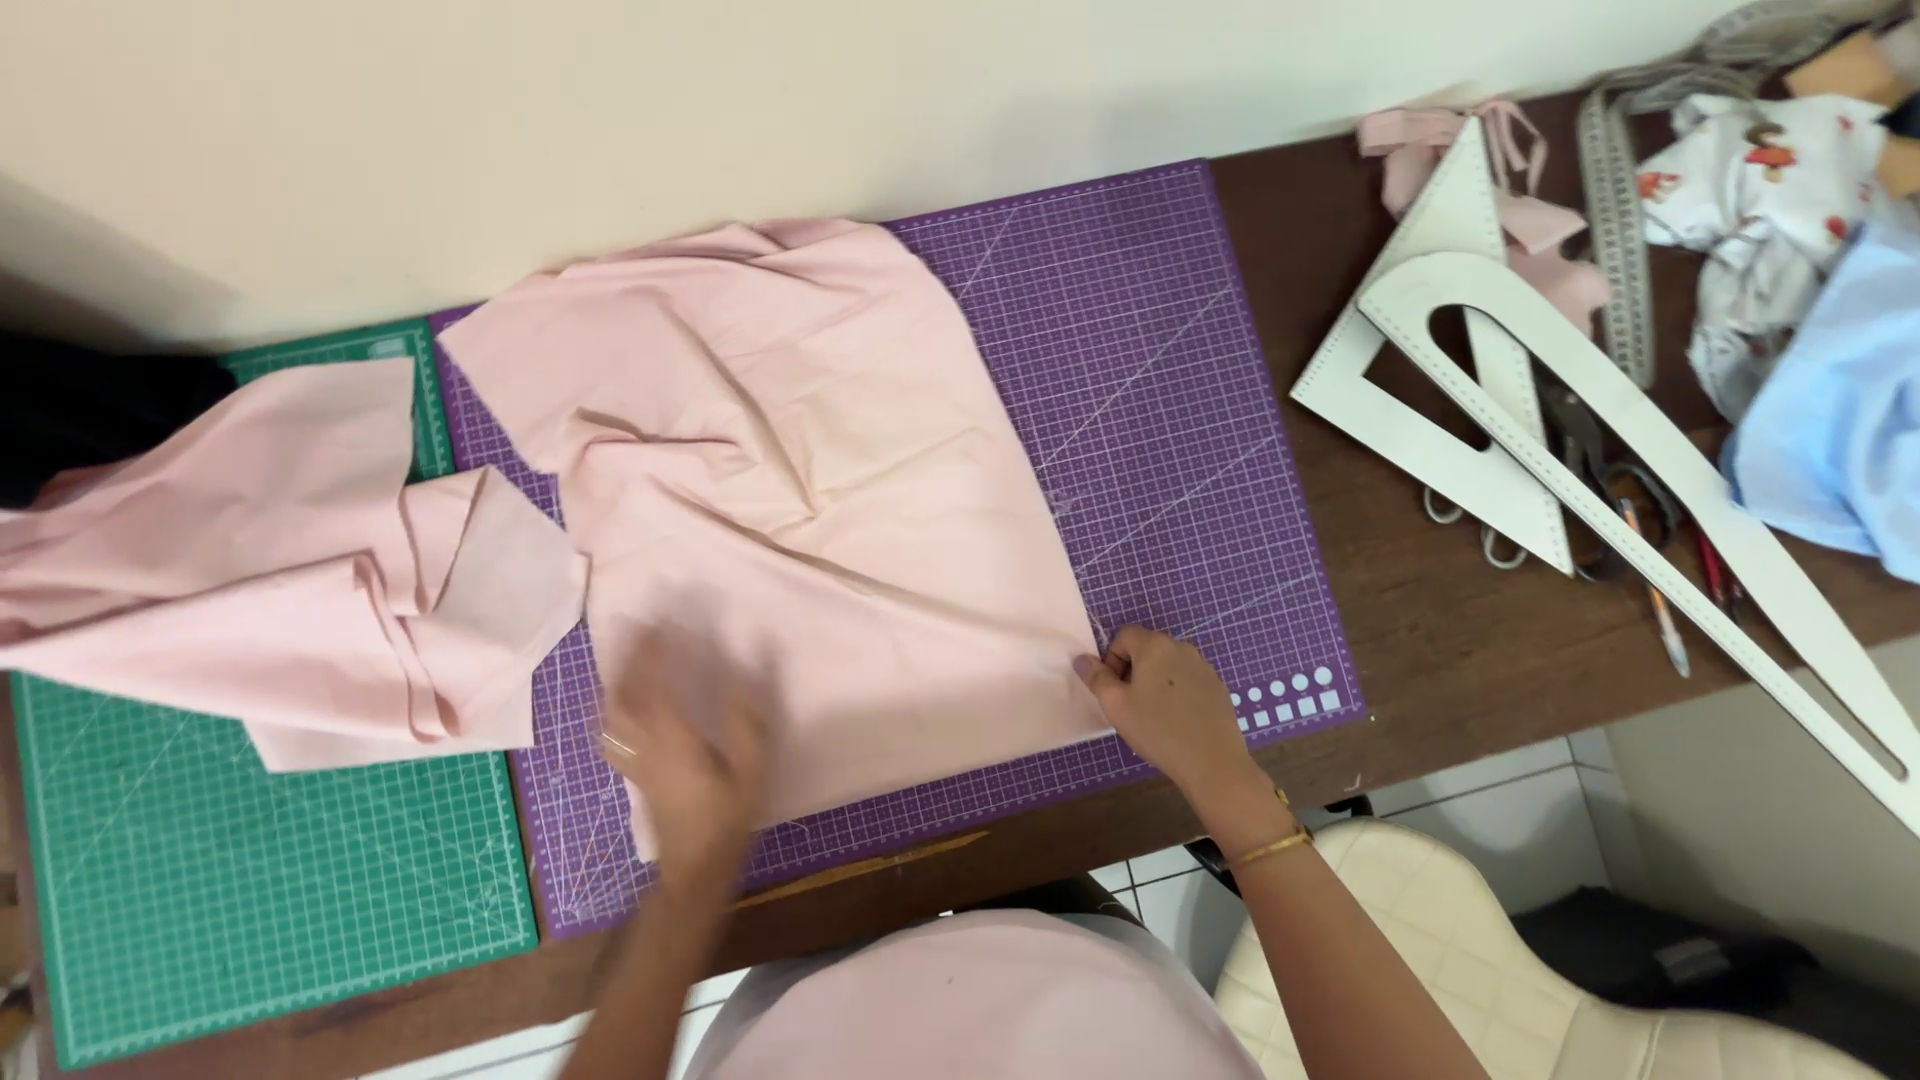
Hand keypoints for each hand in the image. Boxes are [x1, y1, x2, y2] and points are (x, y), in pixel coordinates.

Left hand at [598, 629, 771, 894]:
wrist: (696, 867)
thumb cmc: (729, 818)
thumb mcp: (751, 769)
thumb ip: (746, 720)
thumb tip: (743, 670)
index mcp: (674, 741)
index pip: (659, 685)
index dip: (660, 650)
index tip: (671, 620)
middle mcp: (645, 745)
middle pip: (625, 690)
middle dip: (631, 652)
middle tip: (642, 619)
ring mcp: (632, 758)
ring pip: (611, 707)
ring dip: (616, 671)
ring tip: (626, 644)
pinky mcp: (631, 769)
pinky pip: (609, 728)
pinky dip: (610, 701)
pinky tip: (617, 692)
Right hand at [1078, 626, 1265, 802]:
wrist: (1212, 761)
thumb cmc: (1157, 730)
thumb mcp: (1116, 706)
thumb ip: (1096, 677)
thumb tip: (1082, 658)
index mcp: (1155, 646)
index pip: (1124, 635)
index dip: (1112, 658)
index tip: (1114, 689)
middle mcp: (1182, 647)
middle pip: (1147, 648)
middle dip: (1133, 669)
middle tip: (1130, 703)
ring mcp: (1204, 666)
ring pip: (1168, 664)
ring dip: (1155, 680)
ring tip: (1154, 714)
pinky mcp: (1217, 686)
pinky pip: (1188, 679)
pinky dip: (1177, 691)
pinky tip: (1178, 719)